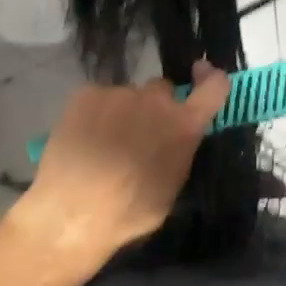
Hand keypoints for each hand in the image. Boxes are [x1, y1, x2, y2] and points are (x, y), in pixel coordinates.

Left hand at [14, 62, 232, 258]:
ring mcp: (119, 94)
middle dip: (156, 107)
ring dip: (124, 112)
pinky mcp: (86, 94)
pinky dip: (96, 113)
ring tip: (103, 143)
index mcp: (184, 126)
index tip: (203, 74)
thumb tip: (175, 142)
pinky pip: (99, 98)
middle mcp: (155, 101)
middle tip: (139, 134)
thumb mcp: (170, 188)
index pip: (213, 87)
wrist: (72, 211)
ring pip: (128, 96)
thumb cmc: (129, 212)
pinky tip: (83, 138)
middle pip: (162, 90)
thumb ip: (179, 153)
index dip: (211, 79)